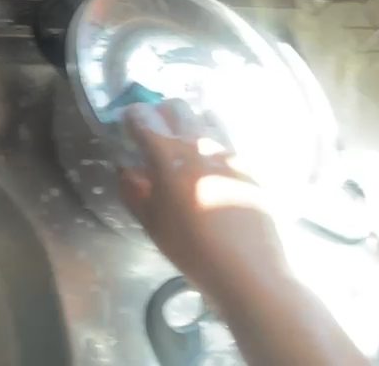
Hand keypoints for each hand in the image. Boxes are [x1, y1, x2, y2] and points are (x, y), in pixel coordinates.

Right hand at [118, 99, 287, 295]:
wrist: (251, 272)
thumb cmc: (192, 248)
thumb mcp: (150, 221)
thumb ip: (131, 188)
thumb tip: (126, 168)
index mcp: (167, 154)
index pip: (142, 115)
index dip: (130, 116)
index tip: (128, 127)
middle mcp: (198, 143)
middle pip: (177, 106)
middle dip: (162, 113)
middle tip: (157, 134)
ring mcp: (229, 153)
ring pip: (207, 119)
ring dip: (192, 126)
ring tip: (190, 150)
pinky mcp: (253, 168)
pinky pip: (231, 144)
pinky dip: (217, 149)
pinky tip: (218, 171)